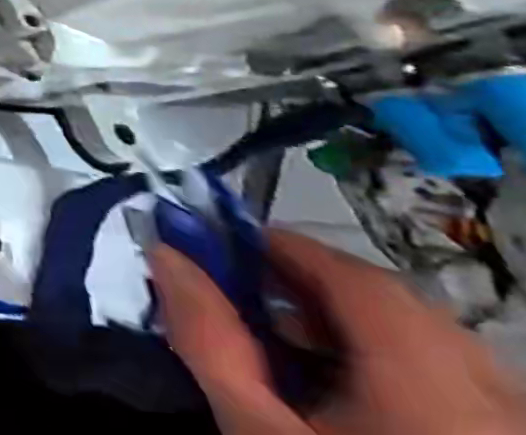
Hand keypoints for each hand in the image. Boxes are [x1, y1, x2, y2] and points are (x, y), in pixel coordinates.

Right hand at [152, 229, 525, 434]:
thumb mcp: (254, 429)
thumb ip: (207, 336)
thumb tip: (165, 254)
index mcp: (432, 387)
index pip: (358, 281)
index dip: (286, 247)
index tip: (221, 240)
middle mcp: (500, 402)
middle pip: (399, 308)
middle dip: (314, 284)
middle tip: (244, 287)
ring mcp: (515, 429)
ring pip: (434, 344)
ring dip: (352, 322)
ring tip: (287, 335)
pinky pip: (459, 382)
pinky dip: (392, 362)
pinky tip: (343, 386)